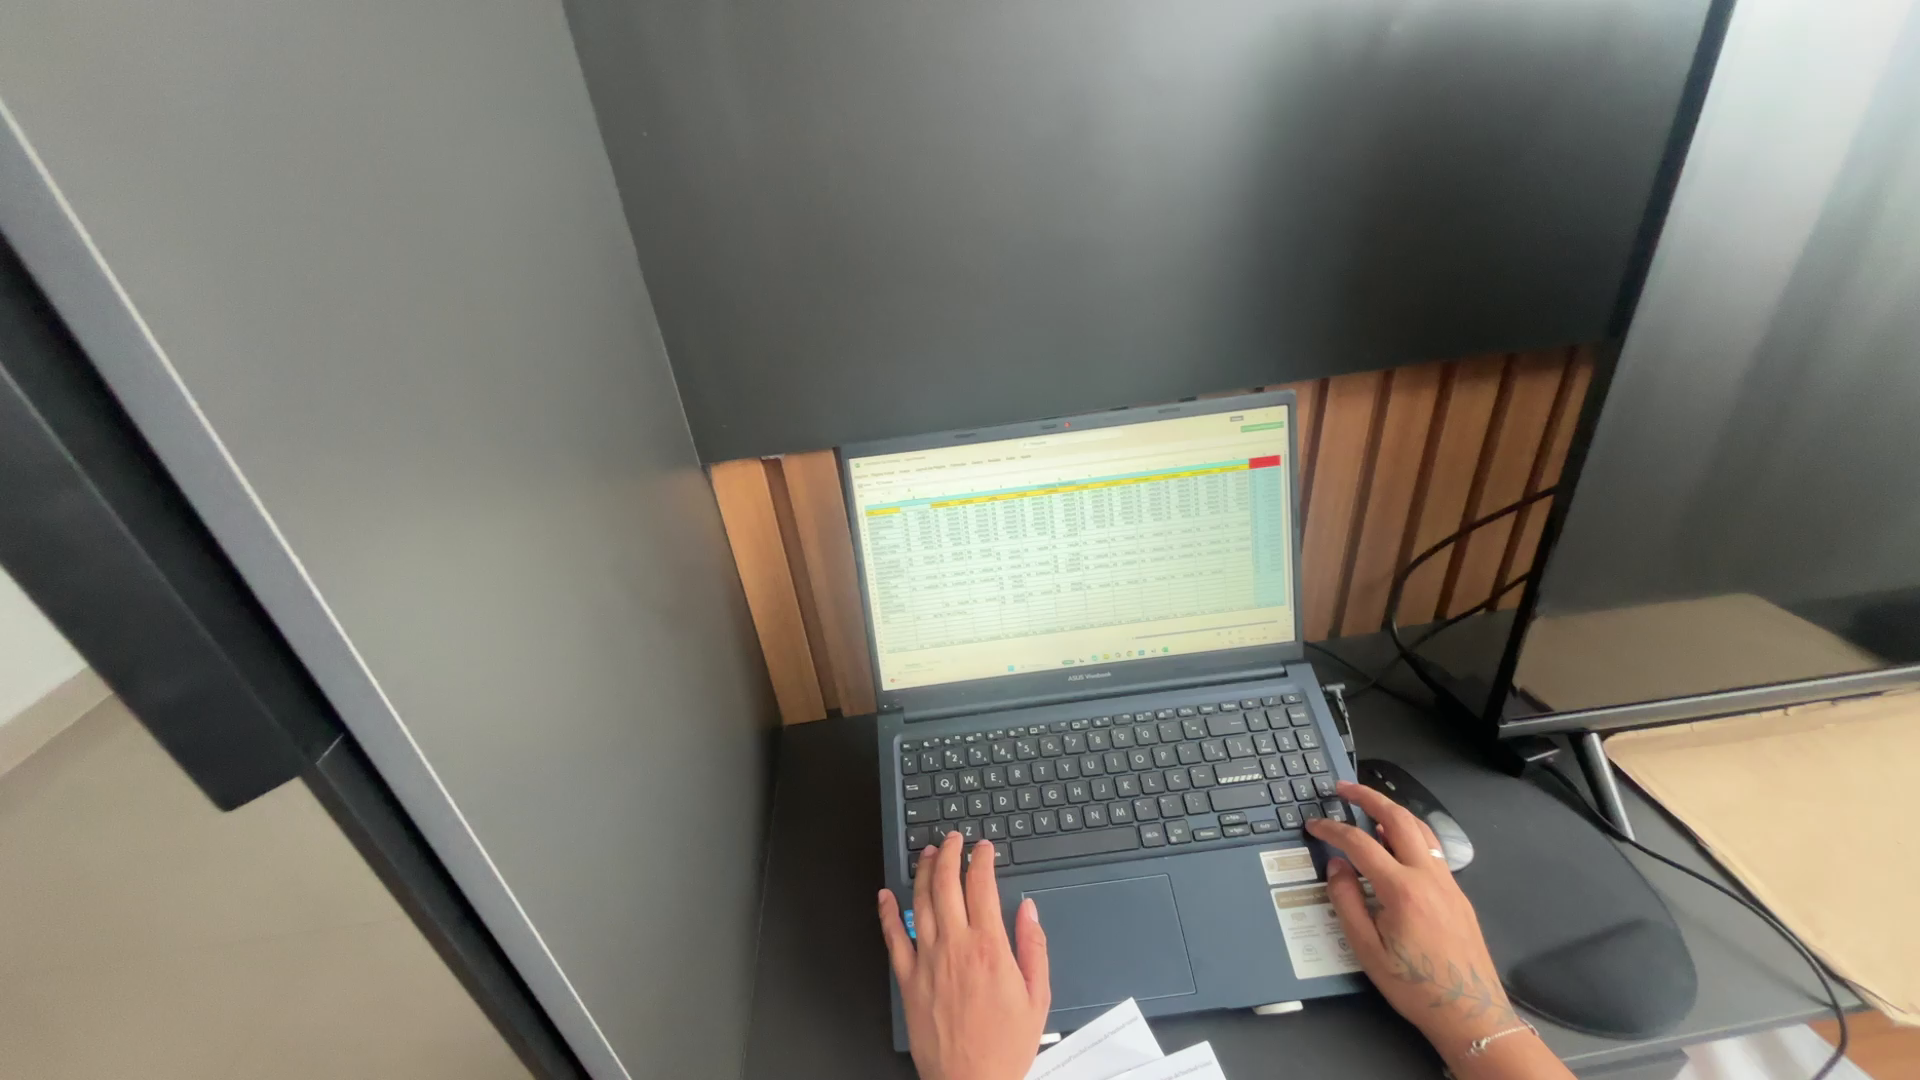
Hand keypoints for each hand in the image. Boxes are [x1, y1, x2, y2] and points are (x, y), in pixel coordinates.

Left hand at [877, 833, 1050, 1079]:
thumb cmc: (1005, 1046)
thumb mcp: (1037, 997)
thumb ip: (1034, 948)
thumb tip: (1028, 910)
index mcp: (989, 947)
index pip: (982, 886)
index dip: (982, 859)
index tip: (984, 847)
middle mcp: (955, 946)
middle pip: (947, 884)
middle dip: (950, 853)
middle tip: (954, 839)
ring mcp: (927, 961)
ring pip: (921, 901)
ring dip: (924, 871)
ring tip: (928, 853)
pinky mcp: (908, 979)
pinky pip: (893, 938)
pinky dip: (887, 913)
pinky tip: (886, 895)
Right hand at [1305, 782, 1539, 1067]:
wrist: (1473, 1017)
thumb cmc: (1414, 987)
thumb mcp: (1365, 949)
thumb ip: (1345, 900)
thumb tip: (1336, 866)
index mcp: (1402, 890)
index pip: (1359, 843)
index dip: (1332, 828)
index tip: (1314, 824)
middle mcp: (1429, 878)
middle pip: (1399, 818)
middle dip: (1369, 796)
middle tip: (1344, 788)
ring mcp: (1448, 884)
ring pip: (1421, 830)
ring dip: (1392, 811)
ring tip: (1369, 806)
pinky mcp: (1458, 895)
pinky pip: (1432, 850)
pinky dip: (1409, 834)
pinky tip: (1394, 843)